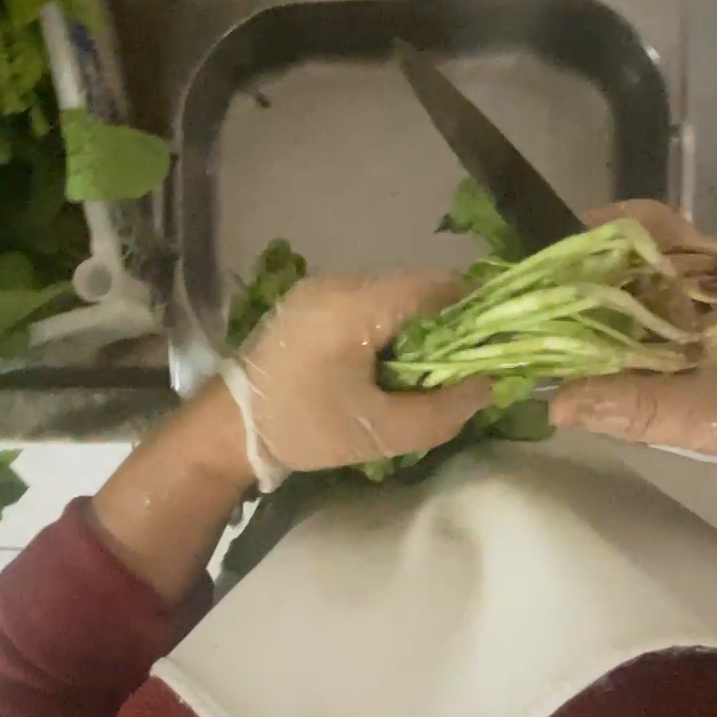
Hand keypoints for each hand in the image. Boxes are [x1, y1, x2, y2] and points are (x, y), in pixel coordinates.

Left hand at [223, 274, 492, 487]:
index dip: (472, 312)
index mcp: (356, 306)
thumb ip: (443, 411)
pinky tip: (376, 363)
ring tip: (412, 371)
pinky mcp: (303, 303)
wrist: (228, 429)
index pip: (437, 287)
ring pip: (387, 296)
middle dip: (441, 326)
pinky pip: (360, 303)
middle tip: (451, 368)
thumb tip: (487, 386)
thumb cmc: (305, 429)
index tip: (487, 346)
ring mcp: (315, 290)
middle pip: (413, 290)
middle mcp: (336, 284)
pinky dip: (380, 327)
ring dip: (409, 328)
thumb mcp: (382, 432)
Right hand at [545, 201, 716, 483]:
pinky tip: (597, 347)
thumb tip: (552, 403)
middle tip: (531, 299)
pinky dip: (619, 316)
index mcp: (704, 278)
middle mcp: (705, 275)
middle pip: (629, 250)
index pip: (640, 226)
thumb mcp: (703, 415)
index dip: (588, 230)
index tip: (539, 253)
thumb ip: (629, 407)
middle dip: (578, 268)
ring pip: (641, 277)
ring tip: (550, 323)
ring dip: (597, 293)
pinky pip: (655, 304)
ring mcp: (710, 298)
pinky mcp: (713, 323)